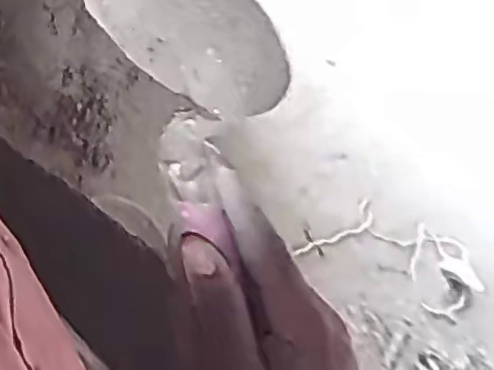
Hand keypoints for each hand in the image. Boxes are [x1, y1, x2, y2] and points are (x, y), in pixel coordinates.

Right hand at [169, 157, 355, 369]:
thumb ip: (215, 307)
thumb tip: (194, 236)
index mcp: (304, 317)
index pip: (259, 235)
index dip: (225, 194)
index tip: (196, 155)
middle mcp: (319, 312)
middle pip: (254, 251)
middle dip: (211, 243)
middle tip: (174, 245)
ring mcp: (319, 327)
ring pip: (255, 274)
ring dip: (218, 275)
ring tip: (192, 314)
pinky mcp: (310, 339)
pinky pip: (261, 298)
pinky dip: (232, 297)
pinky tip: (216, 330)